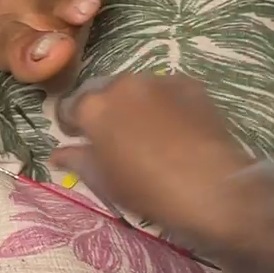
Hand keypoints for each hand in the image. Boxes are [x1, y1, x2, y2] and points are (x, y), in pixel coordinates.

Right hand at [54, 74, 273, 272]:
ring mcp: (158, 81)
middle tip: (111, 138)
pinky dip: (161, 104)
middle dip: (101, 111)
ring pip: (134, 89)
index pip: (68, 107)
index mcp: (94, 107)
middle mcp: (122, 84)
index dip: (70, 125)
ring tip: (144, 132)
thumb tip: (58, 154)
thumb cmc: (150, 191)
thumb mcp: (106, 182)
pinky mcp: (190, 85)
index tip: (78, 141)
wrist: (215, 189)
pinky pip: (164, 91)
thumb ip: (78, 161)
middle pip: (101, 93)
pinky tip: (172, 128)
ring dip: (131, 105)